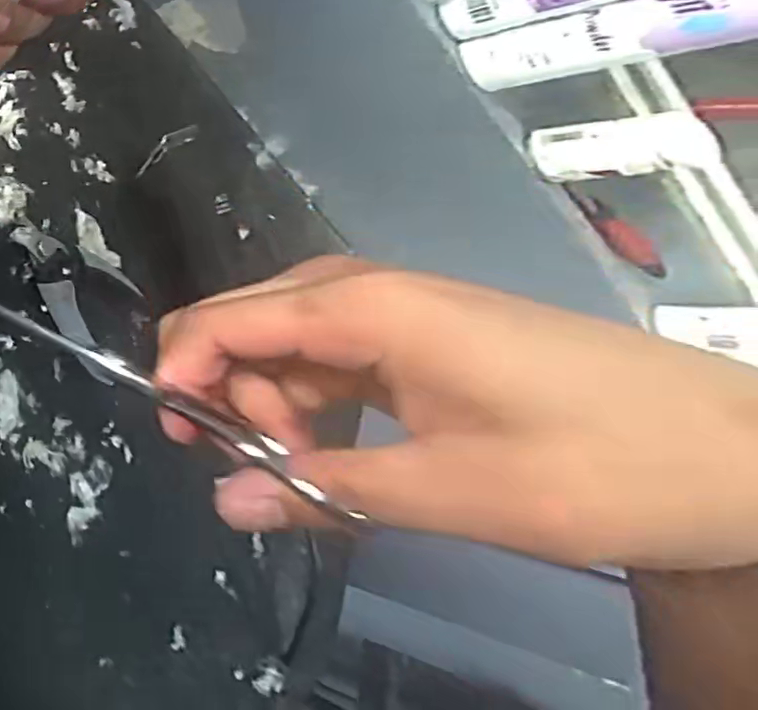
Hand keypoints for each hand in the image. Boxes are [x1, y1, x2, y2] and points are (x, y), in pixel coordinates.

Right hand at [153, 255, 757, 570]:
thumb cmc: (613, 464)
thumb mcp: (462, 493)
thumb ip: (326, 491)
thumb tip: (225, 504)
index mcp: (358, 307)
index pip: (222, 322)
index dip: (180, 370)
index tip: (178, 433)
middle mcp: (347, 288)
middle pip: (231, 325)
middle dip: (221, 391)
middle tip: (259, 463)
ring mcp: (370, 305)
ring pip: (262, 342)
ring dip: (261, 402)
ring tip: (307, 464)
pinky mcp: (390, 328)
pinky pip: (304, 354)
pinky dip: (295, 399)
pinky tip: (326, 443)